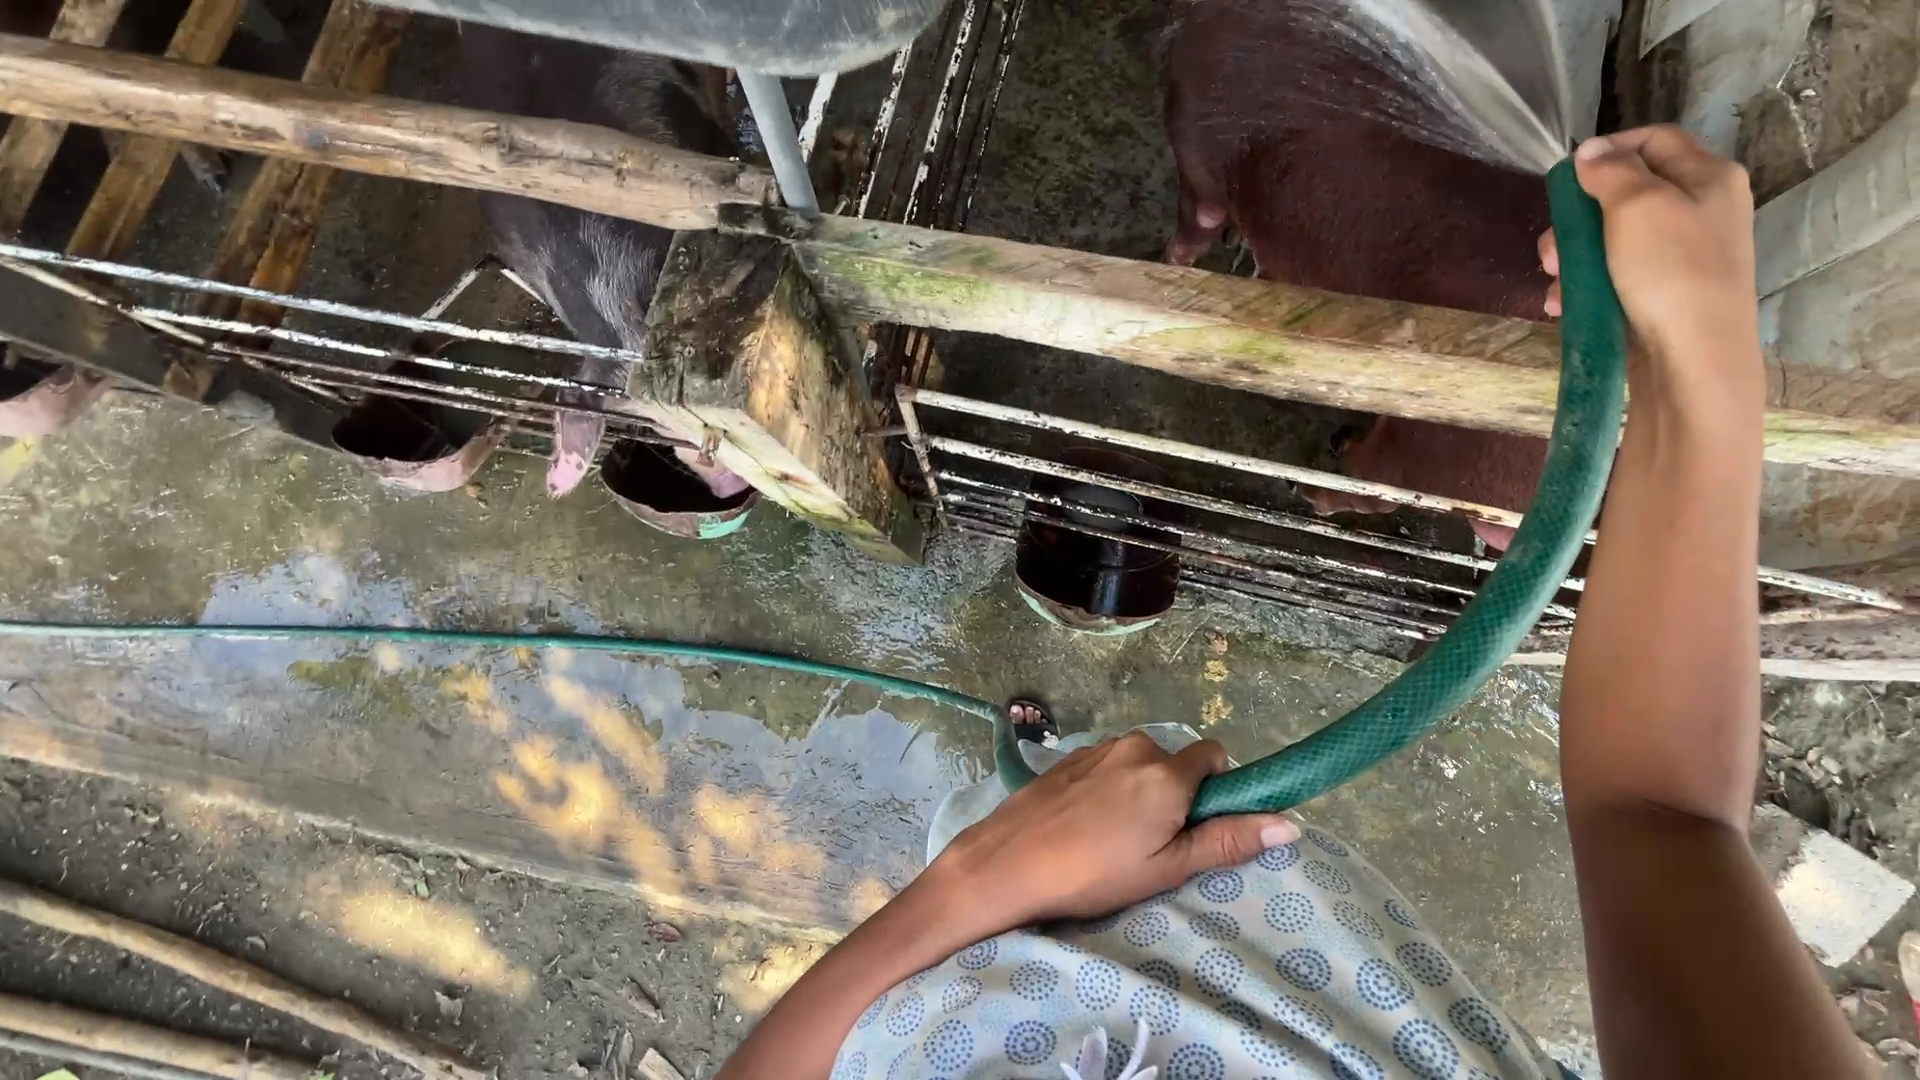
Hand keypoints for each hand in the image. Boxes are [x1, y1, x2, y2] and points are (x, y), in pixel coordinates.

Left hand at [932, 733, 1298, 928]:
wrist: (1009, 859)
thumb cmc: (1094, 872)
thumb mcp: (1167, 868)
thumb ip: (1226, 841)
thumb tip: (1290, 823)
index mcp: (1165, 772)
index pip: (1214, 755)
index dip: (1218, 787)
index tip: (1201, 823)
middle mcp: (1134, 747)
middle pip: (1175, 762)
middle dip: (1176, 794)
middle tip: (1153, 842)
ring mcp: (1096, 748)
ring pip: (1139, 764)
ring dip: (1140, 791)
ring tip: (1114, 838)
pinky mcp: (1068, 757)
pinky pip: (1108, 765)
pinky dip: (1110, 787)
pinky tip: (1086, 823)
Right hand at [1538, 126, 1763, 413]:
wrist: (1691, 353)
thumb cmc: (1670, 271)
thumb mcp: (1637, 208)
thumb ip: (1611, 174)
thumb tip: (1589, 150)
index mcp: (1707, 177)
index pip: (1654, 141)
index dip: (1609, 150)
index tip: (1566, 177)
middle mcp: (1696, 209)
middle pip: (1621, 194)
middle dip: (1576, 218)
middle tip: (1552, 247)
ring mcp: (1675, 253)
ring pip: (1605, 240)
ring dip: (1569, 259)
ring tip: (1554, 283)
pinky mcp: (1653, 291)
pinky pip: (1606, 276)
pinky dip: (1579, 287)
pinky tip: (1562, 305)